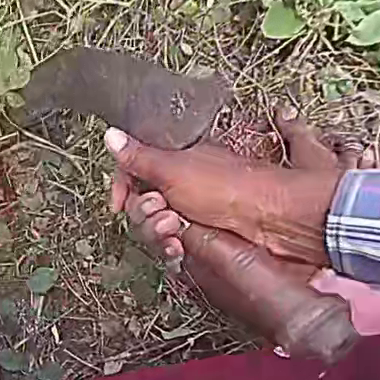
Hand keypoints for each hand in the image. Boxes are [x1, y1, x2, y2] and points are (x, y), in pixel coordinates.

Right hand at [107, 109, 365, 265]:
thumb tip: (110, 134)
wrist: (269, 220)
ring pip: (150, 225)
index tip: (117, 203)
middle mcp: (178, 186)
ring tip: (174, 227)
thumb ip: (138, 156)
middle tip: (161, 211)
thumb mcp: (174, 168)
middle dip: (142, 211)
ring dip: (154, 229)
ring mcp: (188, 211)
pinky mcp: (196, 236)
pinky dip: (168, 245)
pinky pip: (167, 244)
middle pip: (138, 202)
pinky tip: (178, 245)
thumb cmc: (228, 188)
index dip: (122, 187)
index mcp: (174, 161)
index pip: (132, 173)